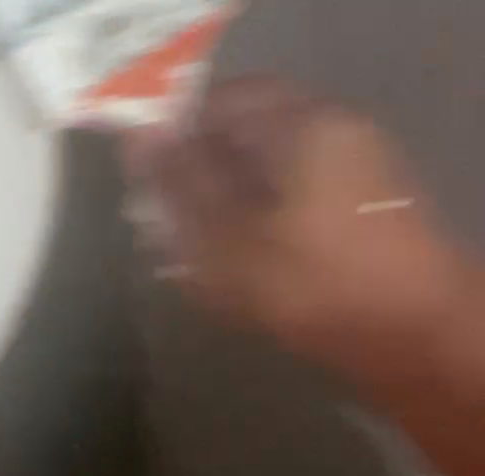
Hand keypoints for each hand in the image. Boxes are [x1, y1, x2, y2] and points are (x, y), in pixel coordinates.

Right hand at [128, 77, 474, 374]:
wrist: (391, 325)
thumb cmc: (295, 277)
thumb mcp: (216, 229)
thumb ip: (175, 178)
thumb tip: (139, 134)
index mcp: (301, 126)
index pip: (222, 98)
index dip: (172, 126)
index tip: (134, 169)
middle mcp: (328, 133)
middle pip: (236, 134)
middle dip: (184, 171)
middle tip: (148, 218)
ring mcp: (341, 168)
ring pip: (249, 169)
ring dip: (204, 202)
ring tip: (172, 247)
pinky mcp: (341, 204)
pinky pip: (271, 195)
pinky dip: (233, 218)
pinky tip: (210, 258)